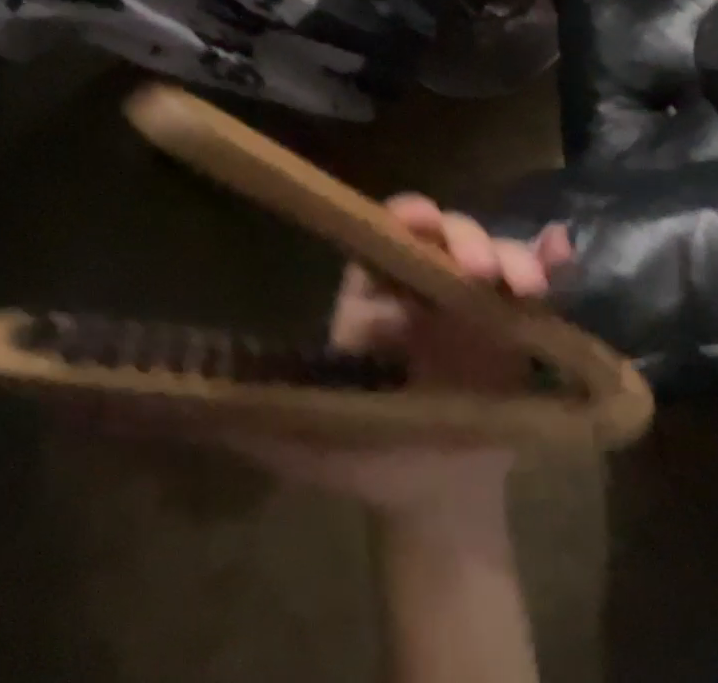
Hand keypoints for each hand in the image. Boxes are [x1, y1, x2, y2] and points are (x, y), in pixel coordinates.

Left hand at [217, 195, 571, 521]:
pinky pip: (546, 282)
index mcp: (374, 303)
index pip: (384, 242)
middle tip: (481, 273)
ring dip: (516, 255)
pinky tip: (564, 252)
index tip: (415, 222)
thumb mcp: (298, 436)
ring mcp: (481, 305)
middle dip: (467, 240)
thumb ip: (242, 410)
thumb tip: (153, 395)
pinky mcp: (525, 324)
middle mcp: (429, 292)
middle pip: (449, 239)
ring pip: (500, 254)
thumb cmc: (370, 460)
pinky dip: (555, 259)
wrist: (440, 496)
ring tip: (527, 287)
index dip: (401, 221)